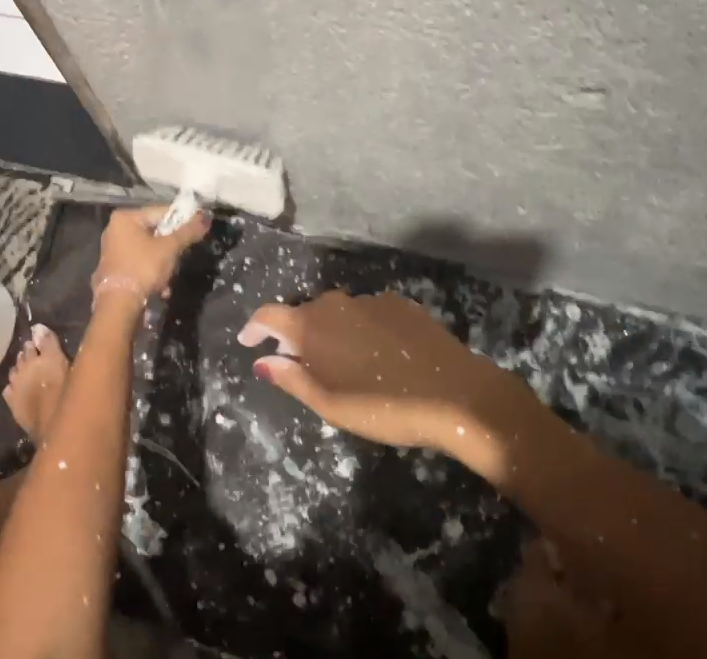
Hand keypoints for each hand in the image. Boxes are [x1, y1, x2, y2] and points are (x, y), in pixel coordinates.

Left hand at [90, 206, 209, 308]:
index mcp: (125, 218)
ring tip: (170, 276)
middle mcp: (115, 230)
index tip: (196, 230)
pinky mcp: (115, 268)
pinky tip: (161, 288)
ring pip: (149, 250)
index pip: (160, 212)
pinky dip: (152, 273)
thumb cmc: (143, 268)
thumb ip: (188, 231)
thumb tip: (206, 217)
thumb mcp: (169, 248)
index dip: (181, 220)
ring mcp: (113, 250)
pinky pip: (140, 263)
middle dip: (171, 248)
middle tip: (182, 256)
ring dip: (164, 264)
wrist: (119, 304)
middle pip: (154, 232)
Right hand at [238, 289, 533, 458]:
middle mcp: (335, 304)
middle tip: (299, 361)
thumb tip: (262, 361)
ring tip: (342, 362)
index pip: (268, 315)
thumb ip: (291, 378)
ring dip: (331, 332)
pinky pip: (368, 314)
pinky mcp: (402, 306)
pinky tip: (378, 355)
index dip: (254, 327)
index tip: (247, 341)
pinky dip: (362, 330)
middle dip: (295, 334)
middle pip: (304, 312)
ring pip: (338, 313)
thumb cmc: (383, 407)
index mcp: (311, 326)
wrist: (459, 396)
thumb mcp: (329, 404)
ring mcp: (371, 301)